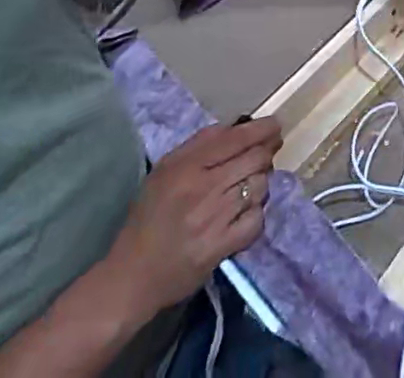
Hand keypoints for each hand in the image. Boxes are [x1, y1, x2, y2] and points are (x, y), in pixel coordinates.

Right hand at [97, 119, 282, 315]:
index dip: (264, 129)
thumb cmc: (148, 220)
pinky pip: (258, 217)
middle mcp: (204, 189)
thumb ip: (201, 144)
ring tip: (243, 190)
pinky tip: (240, 217)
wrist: (130, 278)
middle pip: (258, 158)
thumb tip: (238, 125)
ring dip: (258, 184)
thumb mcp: (164, 173)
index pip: (237, 138)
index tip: (274, 127)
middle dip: (265, 154)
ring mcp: (217, 218)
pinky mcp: (225, 244)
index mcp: (185, 169)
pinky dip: (254, 215)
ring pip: (261, 185)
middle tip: (262, 157)